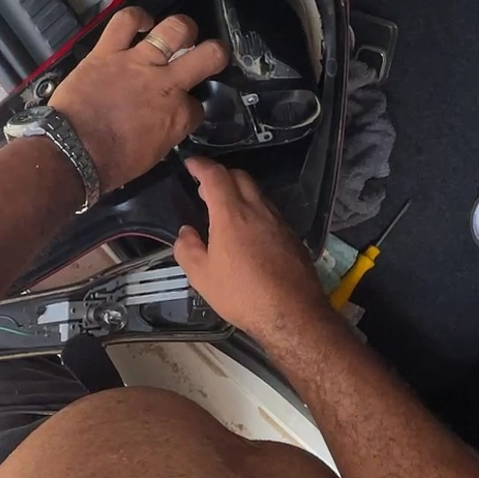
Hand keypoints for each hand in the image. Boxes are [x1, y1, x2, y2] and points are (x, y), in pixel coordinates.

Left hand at [48, 9, 227, 189]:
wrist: (72, 153)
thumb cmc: (111, 165)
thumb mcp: (152, 157)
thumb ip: (165, 134)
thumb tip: (165, 126)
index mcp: (178, 117)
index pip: (198, 106)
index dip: (191, 107)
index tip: (182, 111)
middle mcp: (167, 84)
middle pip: (209, 55)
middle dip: (215, 53)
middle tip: (208, 55)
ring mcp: (138, 63)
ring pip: (175, 29)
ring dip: (183, 29)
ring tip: (181, 34)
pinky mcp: (108, 51)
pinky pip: (125, 21)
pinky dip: (136, 17)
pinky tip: (141, 22)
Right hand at [173, 156, 335, 339]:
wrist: (292, 313)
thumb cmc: (242, 295)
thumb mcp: (201, 276)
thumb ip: (187, 249)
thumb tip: (186, 232)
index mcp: (231, 215)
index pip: (215, 175)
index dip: (201, 165)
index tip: (191, 163)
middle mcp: (257, 210)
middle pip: (240, 176)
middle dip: (221, 174)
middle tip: (206, 186)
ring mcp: (278, 221)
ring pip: (257, 193)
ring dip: (239, 192)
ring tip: (225, 208)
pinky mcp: (292, 236)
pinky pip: (270, 212)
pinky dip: (255, 210)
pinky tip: (248, 231)